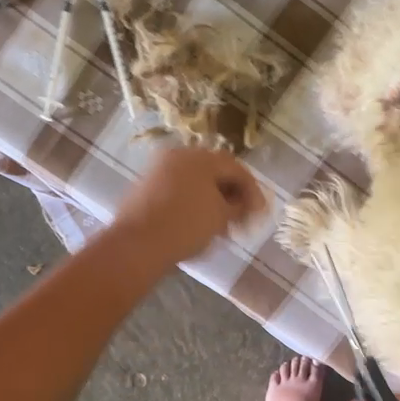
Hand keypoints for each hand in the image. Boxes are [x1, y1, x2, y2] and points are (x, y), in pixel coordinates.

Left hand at [108, 145, 268, 264]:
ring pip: (196, 182)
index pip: (236, 168)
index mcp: (200, 157)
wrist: (138, 244)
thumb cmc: (186, 226)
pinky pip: (179, 191)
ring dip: (213, 201)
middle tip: (243, 220)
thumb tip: (244, 204)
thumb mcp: (220, 217)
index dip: (253, 191)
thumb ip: (238, 207)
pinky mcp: (146, 188)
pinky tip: (199, 225)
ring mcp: (159, 170)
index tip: (261, 213)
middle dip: (232, 196)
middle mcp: (179, 156)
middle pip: (214, 172)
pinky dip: (194, 204)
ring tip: (222, 226)